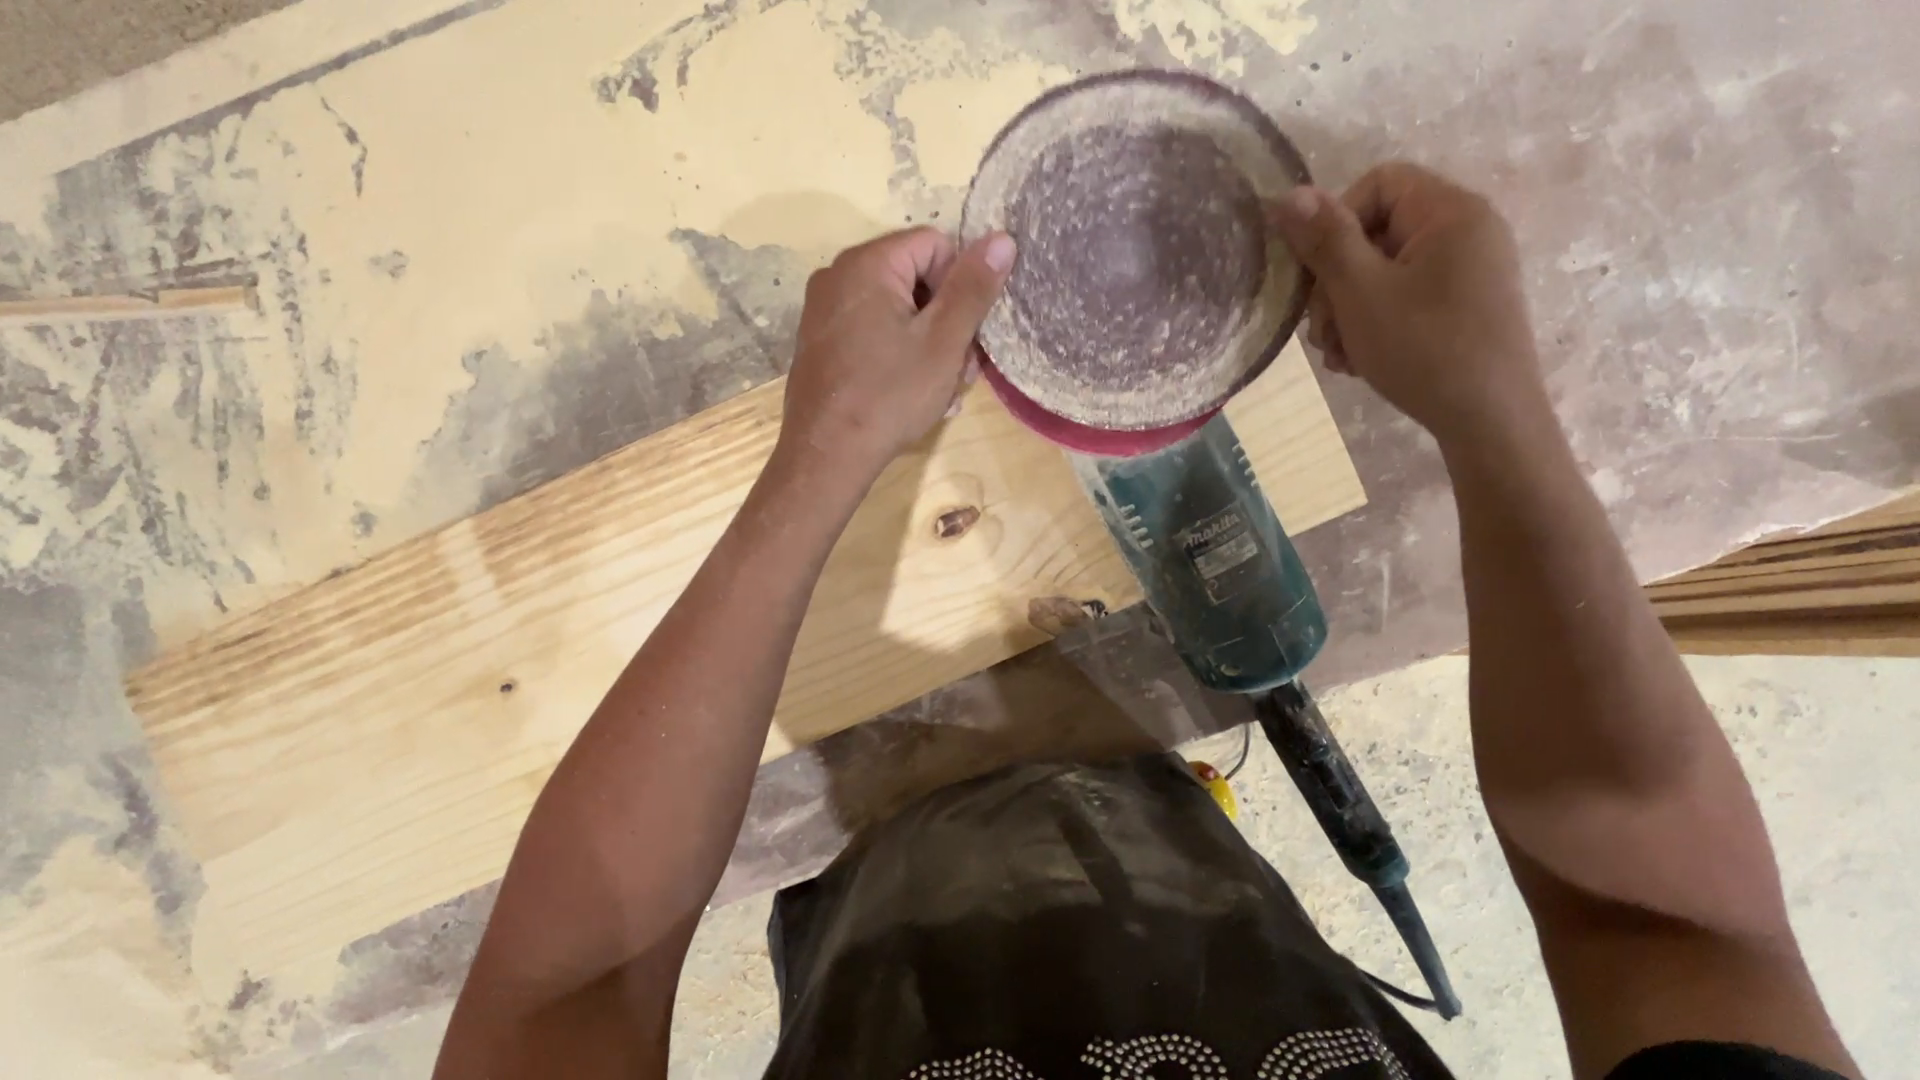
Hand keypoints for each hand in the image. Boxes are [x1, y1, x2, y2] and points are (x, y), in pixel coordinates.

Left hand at [776, 226, 1016, 481]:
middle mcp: (837, 275)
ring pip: (895, 308)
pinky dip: (896, 352)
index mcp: (867, 263)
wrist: (826, 455)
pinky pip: (870, 330)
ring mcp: (822, 310)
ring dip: (927, 341)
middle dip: (945, 318)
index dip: (961, 285)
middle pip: (914, 276)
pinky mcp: (819, 342)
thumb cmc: (890, 396)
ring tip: (941, 387)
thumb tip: (1001, 239)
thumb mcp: (943, 342)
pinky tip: (909, 390)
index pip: (935, 244)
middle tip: (961, 368)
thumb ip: (972, 287)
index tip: (964, 333)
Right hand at [1268, 162, 1547, 444]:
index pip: (1378, 184)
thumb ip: (1325, 240)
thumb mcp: (1361, 293)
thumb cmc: (1424, 349)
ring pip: (1384, 271)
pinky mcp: (1465, 305)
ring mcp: (1469, 270)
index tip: (1316, 275)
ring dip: (1347, 311)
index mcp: (1450, 212)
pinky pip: (1405, 296)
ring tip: (1338, 356)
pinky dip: (1374, 324)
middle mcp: (1466, 230)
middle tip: (1320, 333)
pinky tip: (1359, 362)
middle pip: (1376, 232)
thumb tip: (1287, 193)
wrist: (1490, 421)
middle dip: (1335, 282)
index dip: (1336, 223)